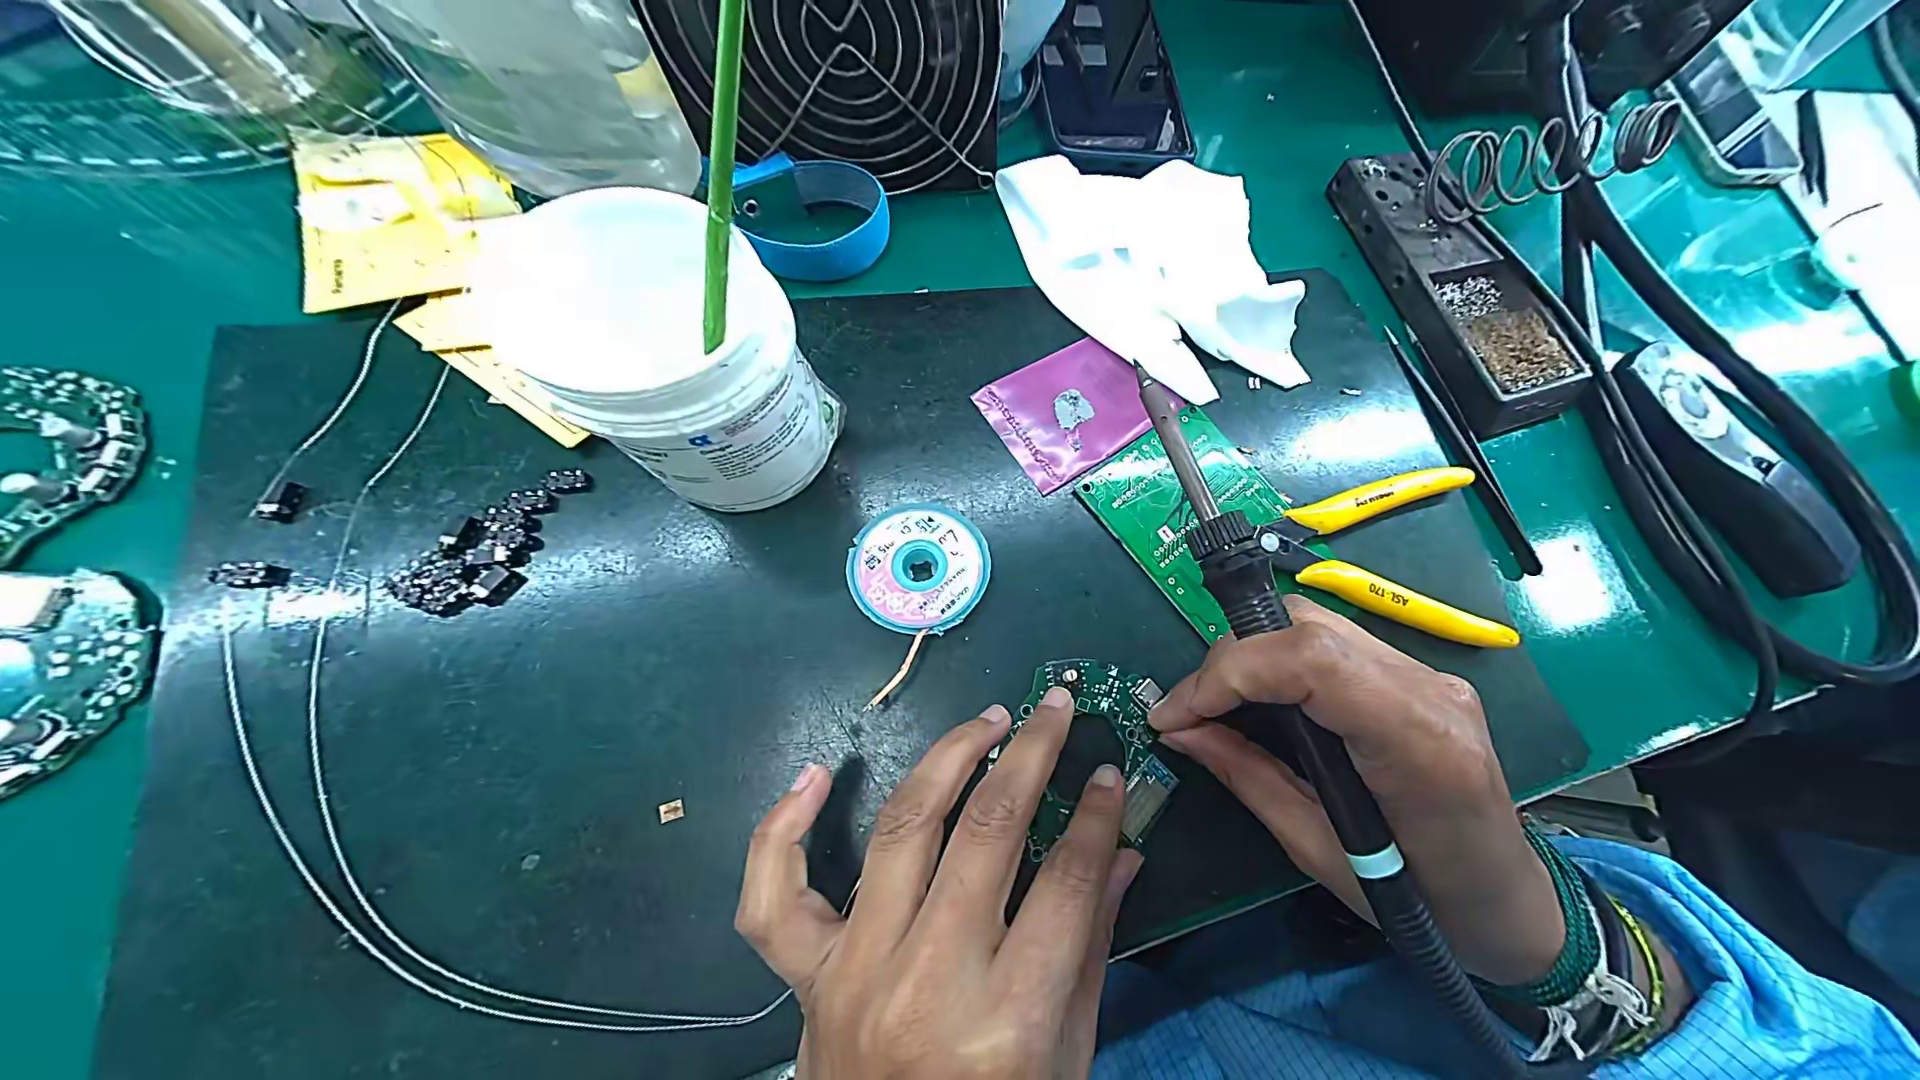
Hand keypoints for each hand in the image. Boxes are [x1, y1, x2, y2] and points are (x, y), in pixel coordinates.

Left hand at [736, 687, 1144, 1078]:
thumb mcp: (1067, 1058)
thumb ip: (1090, 947)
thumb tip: (1121, 850)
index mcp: (1008, 1028)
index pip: (1066, 886)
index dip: (1096, 818)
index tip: (1109, 772)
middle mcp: (926, 984)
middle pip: (986, 834)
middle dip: (1030, 755)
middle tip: (1053, 710)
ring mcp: (854, 972)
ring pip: (901, 827)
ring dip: (948, 756)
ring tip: (986, 719)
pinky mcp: (805, 976)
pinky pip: (772, 894)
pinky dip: (784, 825)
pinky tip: (816, 772)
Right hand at [1149, 595, 1562, 984]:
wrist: (1510, 901)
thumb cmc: (1425, 899)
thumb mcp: (1317, 850)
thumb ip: (1246, 776)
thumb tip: (1180, 731)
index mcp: (1418, 742)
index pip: (1312, 660)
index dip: (1231, 671)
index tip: (1178, 713)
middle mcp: (1426, 688)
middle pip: (1302, 626)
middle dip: (1227, 661)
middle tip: (1189, 711)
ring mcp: (1424, 671)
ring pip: (1308, 622)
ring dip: (1246, 655)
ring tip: (1214, 704)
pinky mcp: (1410, 670)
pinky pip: (1324, 640)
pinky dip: (1272, 658)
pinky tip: (1254, 697)